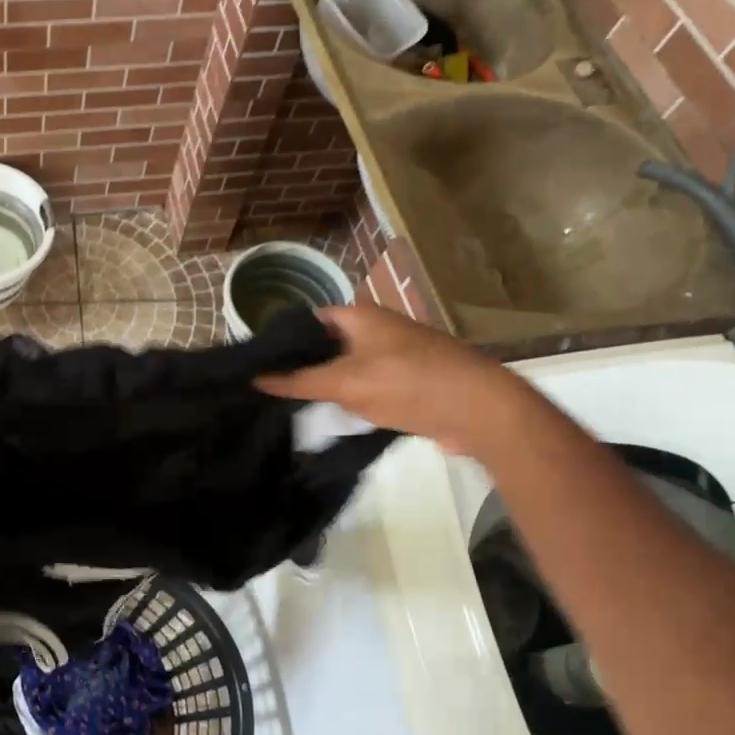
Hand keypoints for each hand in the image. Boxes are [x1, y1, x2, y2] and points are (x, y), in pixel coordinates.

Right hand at [257, 304, 540, 456]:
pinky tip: (330, 417)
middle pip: (326, 345)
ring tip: (289, 404)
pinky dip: (348, 399)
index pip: (308, 320)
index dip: (282, 339)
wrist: (478, 410)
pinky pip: (366, 387)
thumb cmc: (408, 384)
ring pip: (346, 368)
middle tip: (266, 387)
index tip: (256, 362)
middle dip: (300, 365)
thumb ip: (299, 382)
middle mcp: (377, 329)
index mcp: (361, 317)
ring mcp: (394, 356)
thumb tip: (257, 378)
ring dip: (324, 385)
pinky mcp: (408, 383)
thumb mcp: (346, 383)